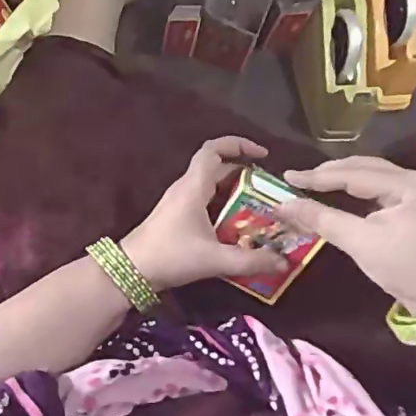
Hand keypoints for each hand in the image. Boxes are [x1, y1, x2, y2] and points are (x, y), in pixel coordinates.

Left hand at [120, 137, 284, 290]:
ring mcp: (177, 203)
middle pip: (215, 168)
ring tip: (256, 207)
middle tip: (266, 189)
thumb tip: (284, 263)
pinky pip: (202, 201)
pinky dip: (220, 205)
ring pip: (209, 186)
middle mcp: (185, 189)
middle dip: (243, 173)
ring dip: (232, 191)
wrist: (131, 271)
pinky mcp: (174, 217)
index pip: (213, 150)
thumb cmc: (170, 256)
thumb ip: (251, 261)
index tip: (262, 155)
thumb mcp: (215, 259)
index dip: (238, 145)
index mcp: (193, 187)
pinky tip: (234, 226)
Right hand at [278, 156, 415, 314]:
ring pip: (369, 173)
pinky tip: (335, 190)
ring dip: (340, 177)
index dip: (318, 176)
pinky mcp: (411, 202)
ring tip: (311, 182)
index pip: (355, 173)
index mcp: (408, 184)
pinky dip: (352, 187)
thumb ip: (321, 219)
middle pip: (363, 166)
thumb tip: (283, 205)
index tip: (288, 176)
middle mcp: (414, 178)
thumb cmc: (401, 268)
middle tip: (297, 179)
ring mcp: (415, 189)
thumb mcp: (358, 242)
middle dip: (329, 172)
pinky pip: (376, 186)